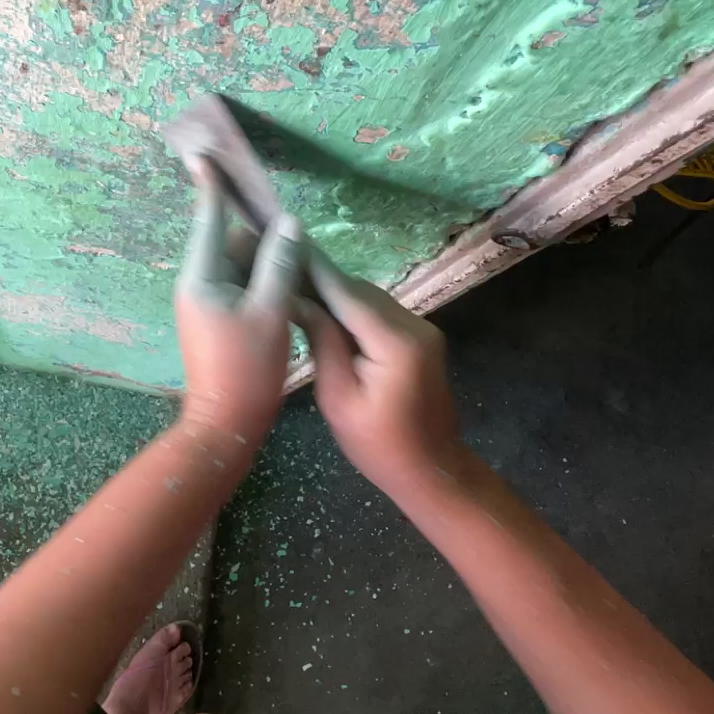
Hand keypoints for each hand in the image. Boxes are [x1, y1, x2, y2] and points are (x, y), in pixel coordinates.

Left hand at [175, 159, 305, 433]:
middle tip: (298, 232)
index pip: (207, 220)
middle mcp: (198, 283)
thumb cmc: (246, 369)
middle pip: (231, 241)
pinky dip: (264, 279)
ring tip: (302, 257)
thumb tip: (288, 224)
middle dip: (262, 235)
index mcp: (201, 276)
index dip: (210, 186)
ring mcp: (207, 301)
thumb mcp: (271, 312)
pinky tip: (291, 281)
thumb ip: (280, 264)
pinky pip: (243, 283)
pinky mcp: (219, 316)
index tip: (205, 154)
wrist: (227, 424)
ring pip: (240, 263)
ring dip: (268, 259)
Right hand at [297, 257, 462, 497]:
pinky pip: (380, 312)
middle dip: (321, 279)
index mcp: (395, 342)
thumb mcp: (338, 397)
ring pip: (369, 298)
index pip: (346, 293)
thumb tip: (298, 299)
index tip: (286, 242)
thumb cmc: (378, 446)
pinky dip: (352, 309)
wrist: (432, 472)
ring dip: (335, 294)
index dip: (314, 267)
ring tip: (295, 287)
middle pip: (359, 291)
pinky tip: (325, 311)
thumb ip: (323, 342)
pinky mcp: (420, 336)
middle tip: (280, 268)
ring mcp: (423, 329)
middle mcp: (415, 325)